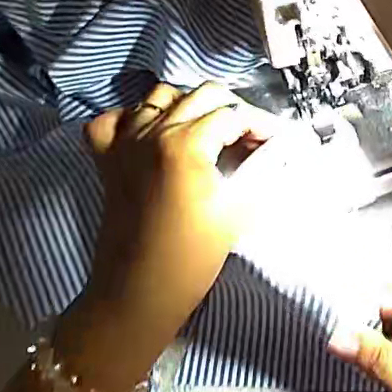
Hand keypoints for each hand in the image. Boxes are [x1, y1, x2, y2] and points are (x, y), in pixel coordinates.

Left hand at [56, 82, 275, 389]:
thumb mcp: (238, 209)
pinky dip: (136, 117)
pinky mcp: (107, 159)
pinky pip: (115, 119)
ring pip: (162, 96)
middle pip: (204, 95)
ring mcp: (125, 143)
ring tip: (211, 131)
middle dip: (235, 110)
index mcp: (185, 144)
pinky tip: (156, 133)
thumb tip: (284, 144)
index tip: (279, 138)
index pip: (235, 114)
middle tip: (252, 136)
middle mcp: (152, 133)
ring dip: (192, 105)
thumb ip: (263, 168)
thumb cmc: (190, 258)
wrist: (137, 296)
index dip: (263, 124)